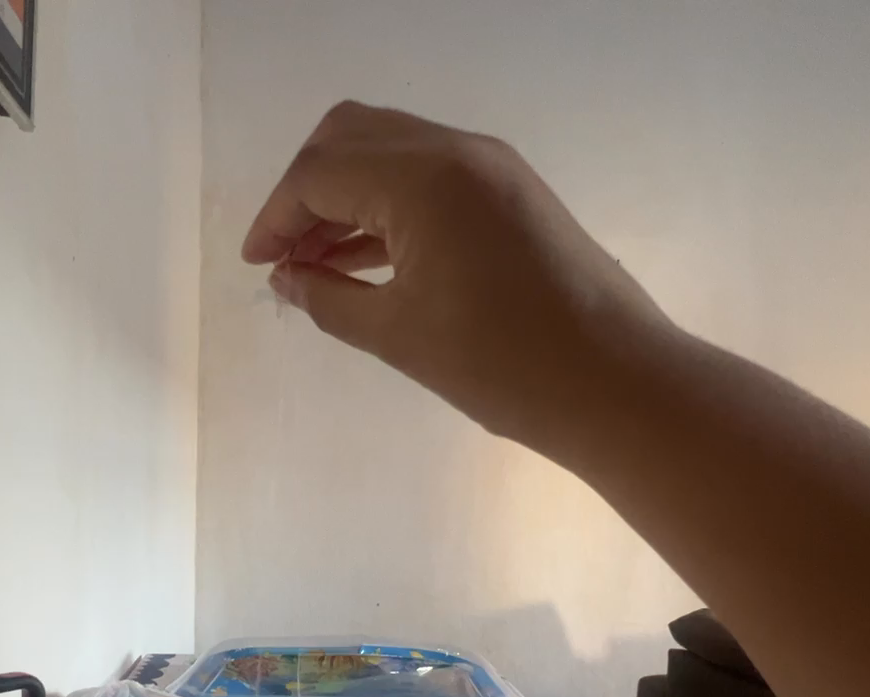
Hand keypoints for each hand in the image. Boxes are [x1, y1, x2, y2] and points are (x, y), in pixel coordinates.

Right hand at [243, 101, 676, 462]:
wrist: (614, 384)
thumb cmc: (501, 369)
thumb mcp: (398, 336)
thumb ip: (328, 299)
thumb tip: (285, 277)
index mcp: (422, 178)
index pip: (320, 172)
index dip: (275, 217)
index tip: (255, 264)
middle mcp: (456, 150)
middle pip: (350, 138)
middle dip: (305, 193)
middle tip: (285, 256)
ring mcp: (490, 166)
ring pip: (390, 153)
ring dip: (345, 198)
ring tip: (315, 265)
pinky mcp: (510, 192)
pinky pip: (428, 179)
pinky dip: (387, 208)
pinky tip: (363, 258)